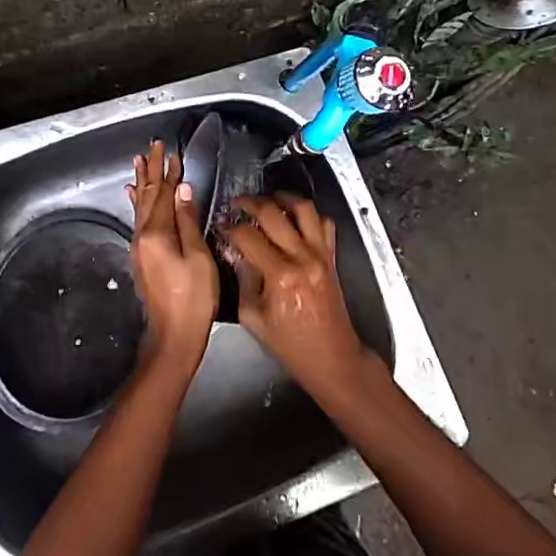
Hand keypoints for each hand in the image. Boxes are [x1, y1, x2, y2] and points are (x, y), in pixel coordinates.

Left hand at [126, 139, 218, 372]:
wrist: (173, 337)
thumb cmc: (193, 299)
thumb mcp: (198, 257)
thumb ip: (188, 221)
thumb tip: (183, 189)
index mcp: (157, 233)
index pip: (163, 194)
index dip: (168, 172)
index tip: (172, 152)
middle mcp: (142, 236)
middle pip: (147, 196)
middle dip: (151, 170)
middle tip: (151, 146)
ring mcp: (139, 247)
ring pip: (140, 206)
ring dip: (141, 183)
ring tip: (138, 163)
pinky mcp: (142, 257)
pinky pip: (138, 219)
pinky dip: (138, 203)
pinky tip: (134, 197)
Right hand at [226, 193, 369, 392]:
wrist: (332, 358)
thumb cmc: (290, 344)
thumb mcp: (253, 317)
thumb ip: (243, 279)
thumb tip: (235, 252)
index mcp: (280, 276)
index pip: (248, 236)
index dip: (231, 228)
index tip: (222, 226)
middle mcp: (302, 258)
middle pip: (274, 212)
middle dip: (251, 202)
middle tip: (238, 203)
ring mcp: (321, 255)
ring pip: (304, 209)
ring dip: (283, 198)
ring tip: (268, 199)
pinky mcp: (332, 257)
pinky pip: (324, 223)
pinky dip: (309, 215)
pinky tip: (295, 217)